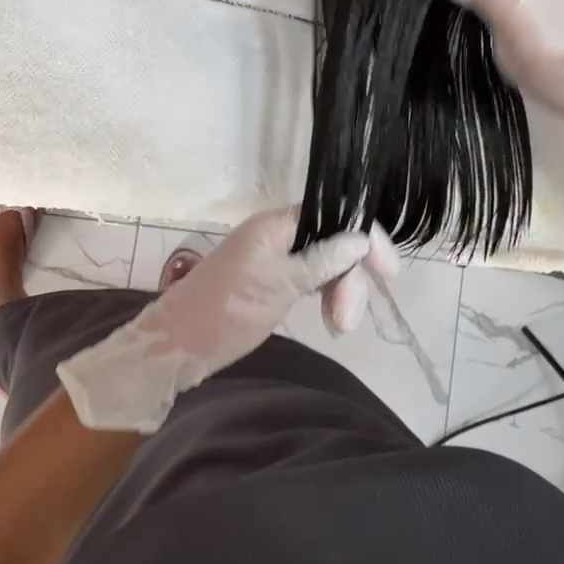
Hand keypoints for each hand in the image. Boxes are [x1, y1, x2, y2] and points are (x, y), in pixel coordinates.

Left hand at [56, 208, 396, 431]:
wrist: (174, 348)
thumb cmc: (225, 312)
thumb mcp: (279, 286)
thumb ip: (322, 260)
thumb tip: (360, 238)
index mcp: (276, 224)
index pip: (334, 216)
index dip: (366, 239)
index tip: (388, 275)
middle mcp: (276, 234)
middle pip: (333, 241)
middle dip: (350, 276)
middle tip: (347, 323)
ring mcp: (272, 258)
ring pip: (324, 262)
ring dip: (339, 290)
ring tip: (338, 328)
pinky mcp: (268, 281)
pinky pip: (309, 278)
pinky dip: (323, 295)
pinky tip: (328, 317)